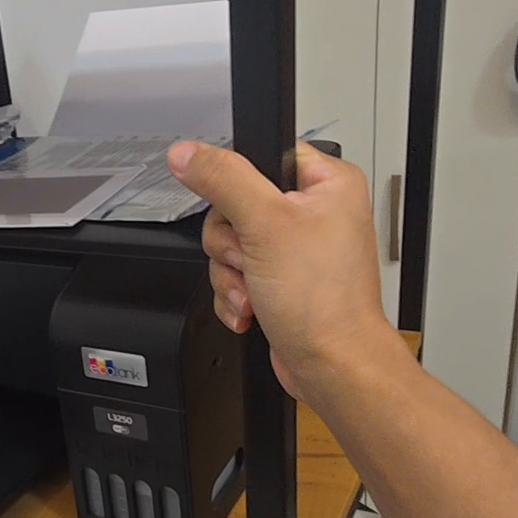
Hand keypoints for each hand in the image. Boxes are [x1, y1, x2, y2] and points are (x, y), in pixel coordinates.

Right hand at [167, 140, 394, 399]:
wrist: (330, 364)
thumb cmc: (324, 302)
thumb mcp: (265, 224)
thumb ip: (223, 180)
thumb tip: (187, 153)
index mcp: (326, 184)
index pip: (261, 156)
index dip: (237, 184)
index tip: (238, 210)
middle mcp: (313, 213)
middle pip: (234, 204)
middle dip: (231, 243)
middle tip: (251, 257)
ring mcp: (295, 250)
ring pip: (230, 243)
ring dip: (231, 274)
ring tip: (255, 290)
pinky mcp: (280, 280)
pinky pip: (235, 273)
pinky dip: (236, 294)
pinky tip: (253, 307)